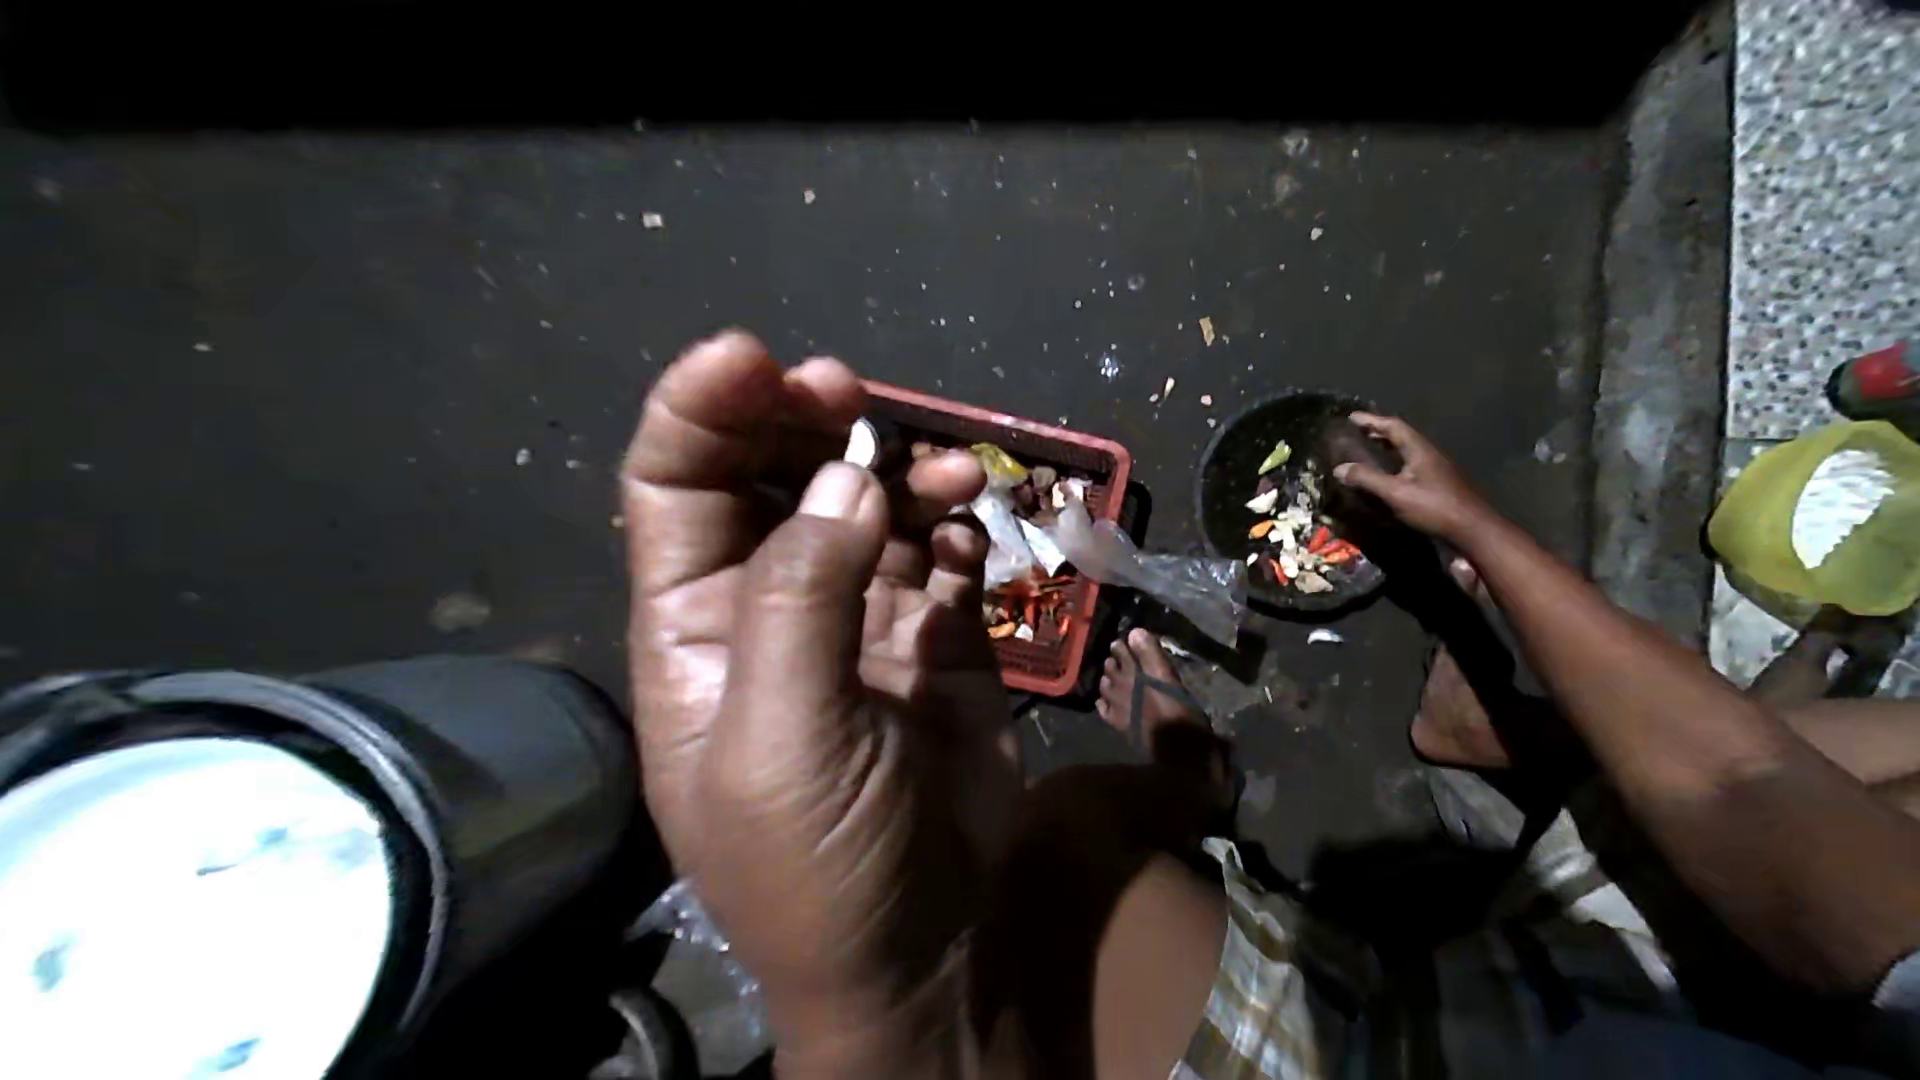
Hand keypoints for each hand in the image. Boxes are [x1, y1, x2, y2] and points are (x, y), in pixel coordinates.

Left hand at [622, 331, 1018, 1073]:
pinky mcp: (932, 628)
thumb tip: (847, 483)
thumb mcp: (781, 742)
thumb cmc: (817, 868)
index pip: (674, 486)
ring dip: (898, 469)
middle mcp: (770, 601)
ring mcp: (857, 611)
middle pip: (773, 475)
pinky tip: (967, 524)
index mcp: (695, 623)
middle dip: (804, 421)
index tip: (750, 357)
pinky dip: (951, 523)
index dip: (702, 412)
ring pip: (865, 502)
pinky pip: (936, 548)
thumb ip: (802, 602)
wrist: (924, 948)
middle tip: (849, 390)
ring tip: (942, 470)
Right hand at [1332, 412, 1492, 539]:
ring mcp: (1434, 470)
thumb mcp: (1395, 492)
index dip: (1372, 420)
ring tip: (1366, 449)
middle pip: (1401, 437)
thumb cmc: (1434, 506)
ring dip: (1386, 447)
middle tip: (1357, 432)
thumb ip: (1367, 479)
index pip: (1394, 427)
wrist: (1471, 529)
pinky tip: (1384, 473)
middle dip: (1378, 432)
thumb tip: (1339, 468)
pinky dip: (1392, 463)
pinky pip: (1408, 466)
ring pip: (1406, 451)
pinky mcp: (1434, 485)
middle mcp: (1428, 456)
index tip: (1352, 417)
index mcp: (1420, 451)